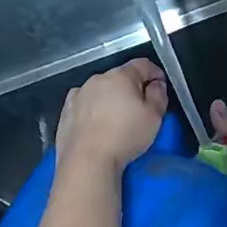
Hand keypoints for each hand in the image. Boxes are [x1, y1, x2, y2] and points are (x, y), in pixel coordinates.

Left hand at [55, 59, 168, 175]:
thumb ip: (159, 96)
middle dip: (132, 89)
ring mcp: (78, 95)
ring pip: (100, 91)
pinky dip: (93, 111)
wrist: (86, 161)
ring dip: (110, 100)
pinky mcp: (65, 112)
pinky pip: (85, 106)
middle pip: (120, 78)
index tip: (161, 87)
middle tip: (140, 109)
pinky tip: (97, 127)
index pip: (143, 65)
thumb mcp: (154, 117)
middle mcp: (96, 79)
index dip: (156, 74)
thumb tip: (156, 85)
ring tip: (117, 120)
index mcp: (120, 76)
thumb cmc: (125, 136)